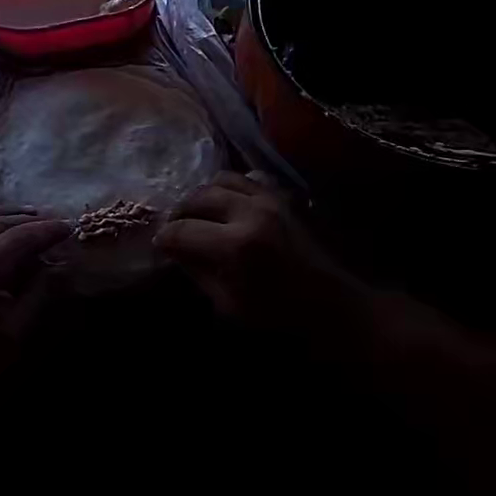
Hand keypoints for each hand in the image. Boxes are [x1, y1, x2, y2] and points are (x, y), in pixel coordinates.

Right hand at [154, 172, 368, 338]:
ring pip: (220, 180)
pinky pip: (249, 179)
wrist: (335, 309)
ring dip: (203, 196)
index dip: (164, 239)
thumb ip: (197, 270)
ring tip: (198, 214)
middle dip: (179, 213)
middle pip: (197, 197)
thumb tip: (173, 249)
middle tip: (175, 229)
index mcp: (235, 244)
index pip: (181, 230)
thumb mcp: (227, 303)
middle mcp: (250, 212)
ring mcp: (270, 200)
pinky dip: (232, 187)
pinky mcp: (283, 199)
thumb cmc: (279, 316)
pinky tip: (227, 205)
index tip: (160, 247)